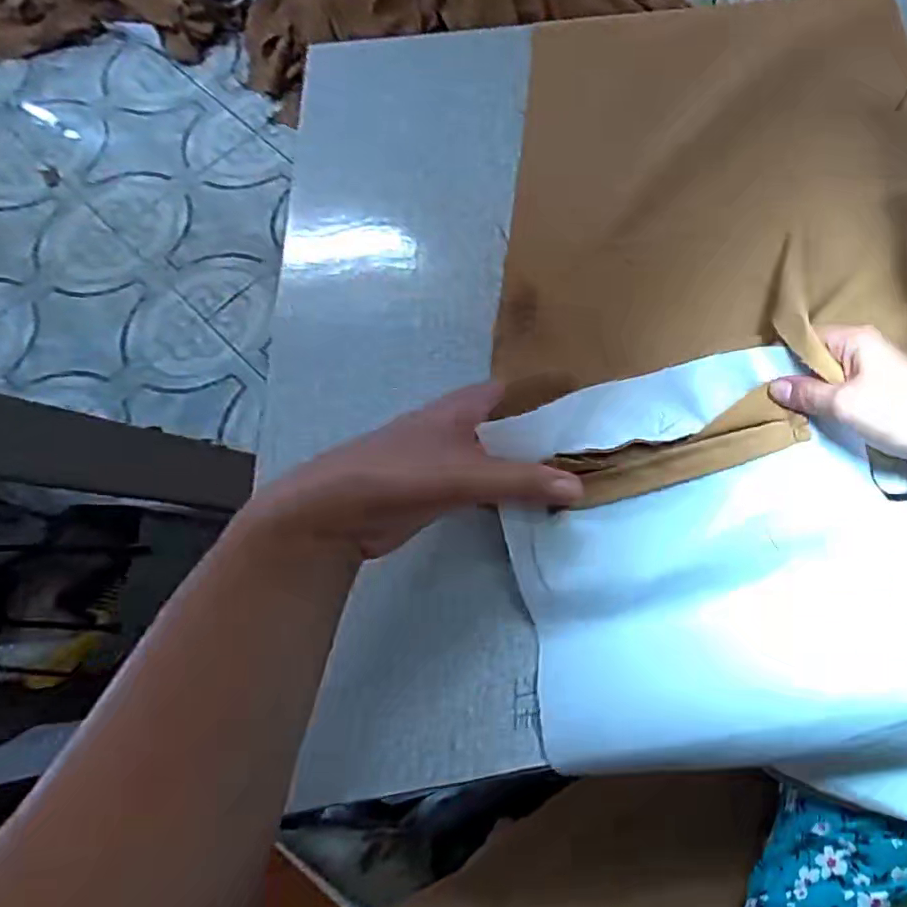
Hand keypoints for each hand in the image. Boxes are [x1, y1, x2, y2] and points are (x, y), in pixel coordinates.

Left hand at [240, 382, 582, 560]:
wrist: (326, 516)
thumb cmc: (395, 476)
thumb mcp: (466, 475)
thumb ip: (523, 481)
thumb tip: (579, 488)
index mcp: (456, 410)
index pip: (505, 391)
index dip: (537, 393)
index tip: (574, 404)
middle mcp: (450, 429)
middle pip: (503, 424)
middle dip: (537, 432)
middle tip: (580, 445)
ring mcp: (440, 461)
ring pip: (493, 455)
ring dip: (521, 463)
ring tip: (563, 473)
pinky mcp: (433, 491)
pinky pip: (482, 484)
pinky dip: (504, 489)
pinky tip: (527, 500)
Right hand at [768, 325, 906, 475]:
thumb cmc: (897, 412)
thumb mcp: (845, 403)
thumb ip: (808, 394)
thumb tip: (774, 386)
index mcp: (855, 339)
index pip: (809, 338)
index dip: (785, 358)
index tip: (764, 382)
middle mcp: (865, 350)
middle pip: (820, 360)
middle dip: (799, 381)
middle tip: (775, 405)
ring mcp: (876, 375)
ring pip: (834, 382)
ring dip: (817, 399)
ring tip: (794, 416)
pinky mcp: (883, 398)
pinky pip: (849, 398)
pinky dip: (835, 409)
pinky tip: (822, 424)